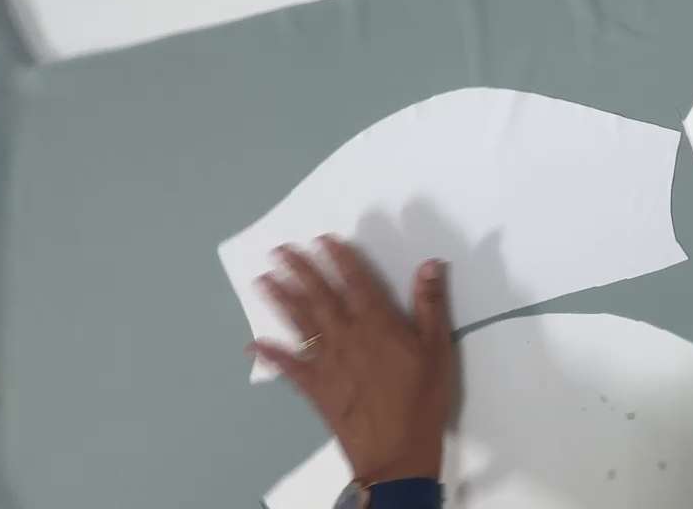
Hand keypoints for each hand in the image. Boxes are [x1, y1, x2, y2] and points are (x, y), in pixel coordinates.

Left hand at [249, 237, 458, 486]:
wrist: (397, 452)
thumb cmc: (424, 396)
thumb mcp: (438, 346)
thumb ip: (431, 304)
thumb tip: (429, 264)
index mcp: (379, 325)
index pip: (356, 283)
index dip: (341, 260)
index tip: (324, 240)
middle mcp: (348, 339)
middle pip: (321, 299)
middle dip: (301, 272)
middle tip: (280, 250)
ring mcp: (327, 365)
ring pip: (300, 326)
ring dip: (281, 301)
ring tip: (264, 281)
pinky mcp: (316, 390)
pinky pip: (289, 369)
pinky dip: (270, 355)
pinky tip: (254, 342)